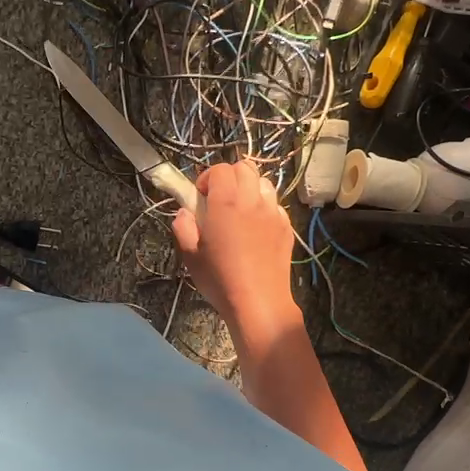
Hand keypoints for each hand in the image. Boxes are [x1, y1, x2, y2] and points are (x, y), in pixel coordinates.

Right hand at [172, 160, 299, 341]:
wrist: (259, 302)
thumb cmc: (220, 280)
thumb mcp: (190, 257)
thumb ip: (183, 228)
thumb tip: (184, 212)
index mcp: (225, 203)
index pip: (220, 169)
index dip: (207, 178)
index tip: (200, 197)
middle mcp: (252, 201)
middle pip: (244, 168)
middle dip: (229, 177)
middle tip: (218, 199)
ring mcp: (273, 213)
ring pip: (263, 182)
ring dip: (248, 188)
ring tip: (239, 209)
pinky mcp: (286, 226)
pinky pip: (274, 204)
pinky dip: (263, 206)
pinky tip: (255, 227)